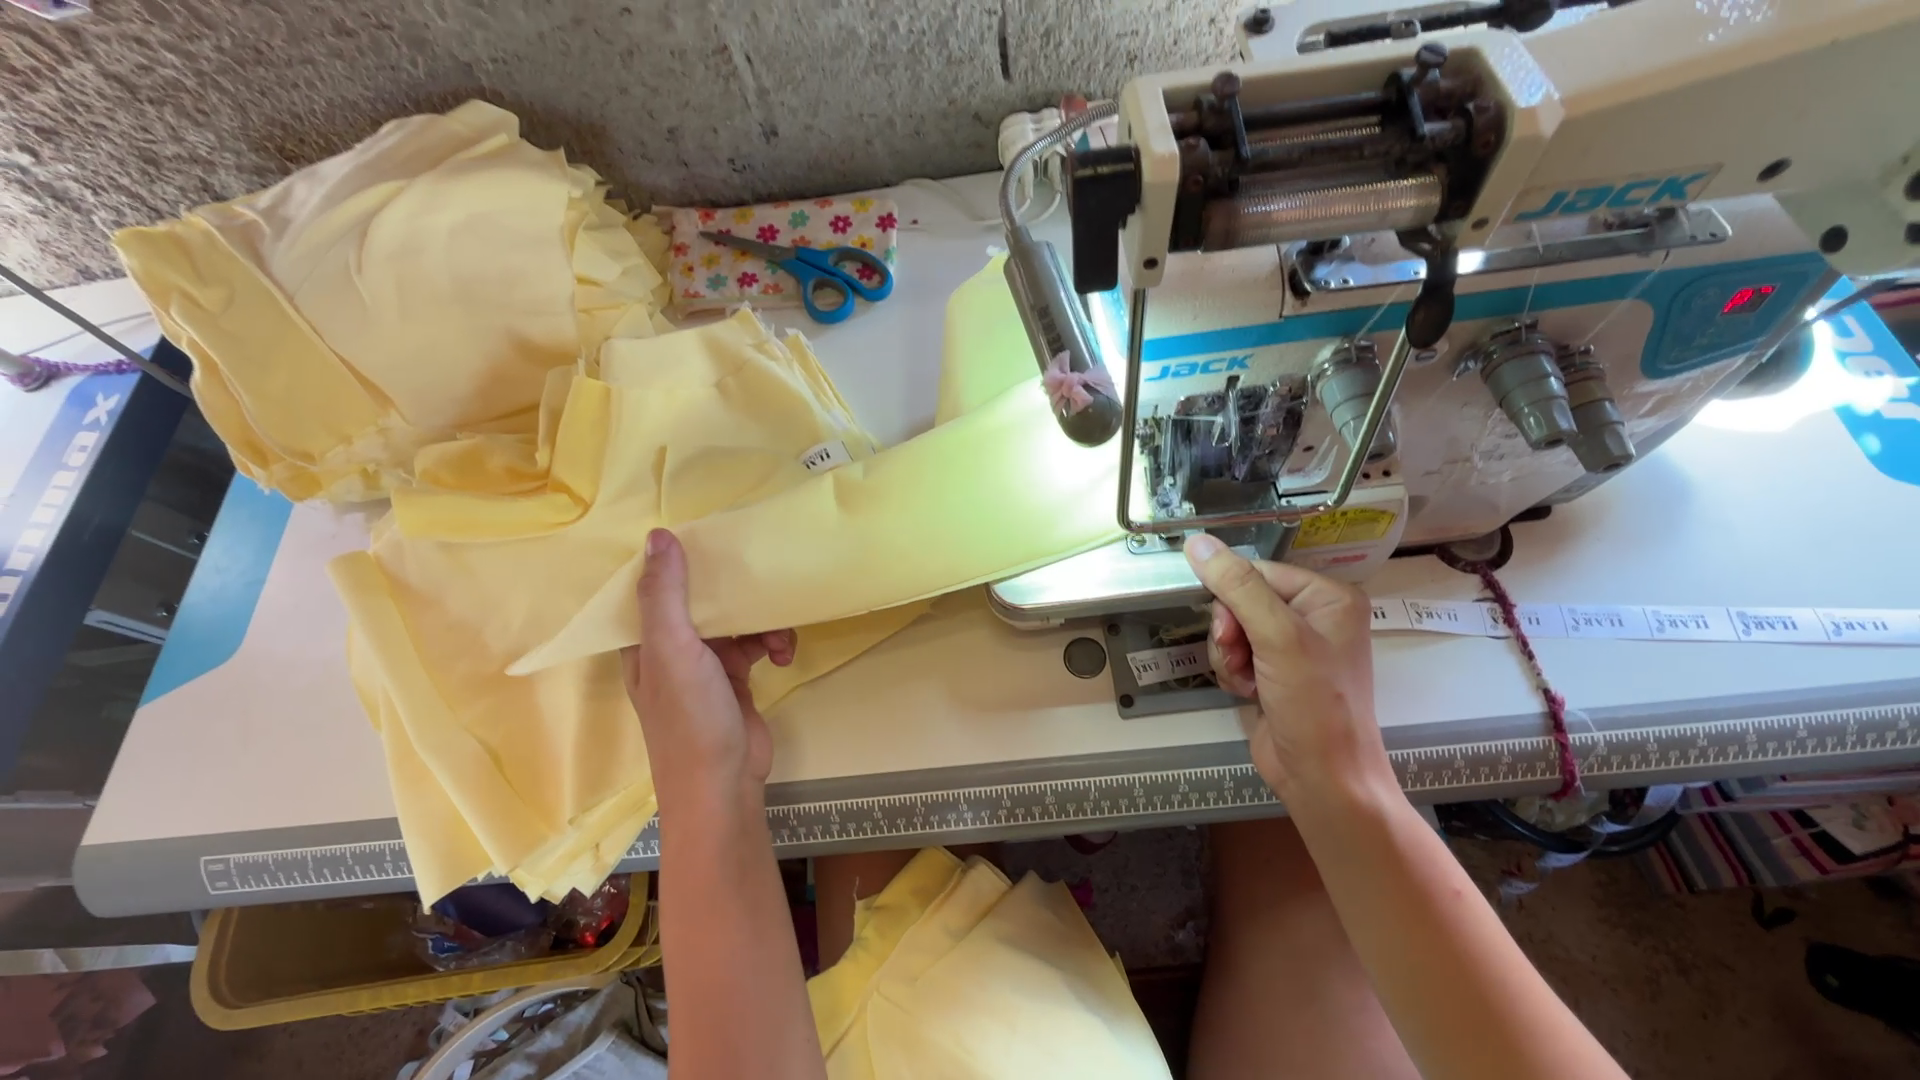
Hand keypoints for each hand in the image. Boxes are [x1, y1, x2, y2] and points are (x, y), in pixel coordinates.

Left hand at [620, 529, 796, 803]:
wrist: (723, 785)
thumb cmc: (690, 718)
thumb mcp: (673, 650)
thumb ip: (666, 594)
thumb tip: (659, 536)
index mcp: (644, 642)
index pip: (654, 588)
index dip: (678, 563)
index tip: (711, 541)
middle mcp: (670, 650)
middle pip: (700, 601)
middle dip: (734, 595)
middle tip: (760, 586)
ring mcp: (704, 666)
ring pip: (734, 622)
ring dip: (760, 623)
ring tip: (778, 640)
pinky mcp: (735, 680)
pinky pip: (754, 645)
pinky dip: (771, 644)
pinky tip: (784, 656)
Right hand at [1183, 533, 1393, 810]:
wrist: (1322, 778)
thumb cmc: (1313, 704)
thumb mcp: (1277, 637)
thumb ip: (1237, 587)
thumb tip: (1195, 542)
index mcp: (1328, 596)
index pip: (1257, 572)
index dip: (1232, 598)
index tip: (1231, 632)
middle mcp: (1314, 616)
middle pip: (1240, 600)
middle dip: (1230, 632)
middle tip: (1239, 658)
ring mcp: (1294, 647)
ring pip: (1232, 629)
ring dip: (1228, 655)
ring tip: (1245, 681)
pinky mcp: (1275, 673)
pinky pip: (1235, 655)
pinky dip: (1232, 673)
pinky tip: (1247, 693)